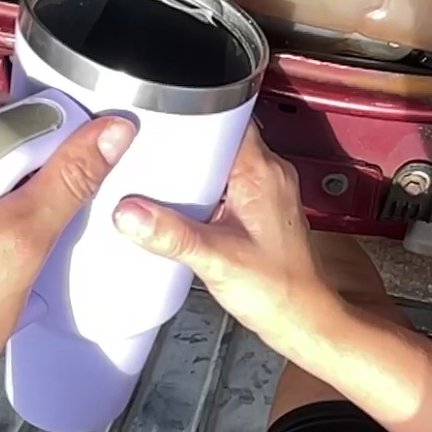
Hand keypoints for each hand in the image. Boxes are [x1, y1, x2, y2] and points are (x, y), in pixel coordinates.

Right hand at [111, 127, 337, 358]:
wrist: (304, 321)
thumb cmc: (278, 291)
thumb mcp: (215, 260)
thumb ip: (170, 235)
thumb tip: (128, 212)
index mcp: (262, 172)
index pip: (229, 116)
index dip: (195, 111)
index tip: (162, 116)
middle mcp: (271, 175)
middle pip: (222, 138)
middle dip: (187, 143)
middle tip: (151, 153)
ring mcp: (269, 193)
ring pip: (225, 163)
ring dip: (196, 170)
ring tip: (160, 179)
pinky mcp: (264, 212)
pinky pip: (230, 186)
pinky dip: (207, 192)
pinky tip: (185, 209)